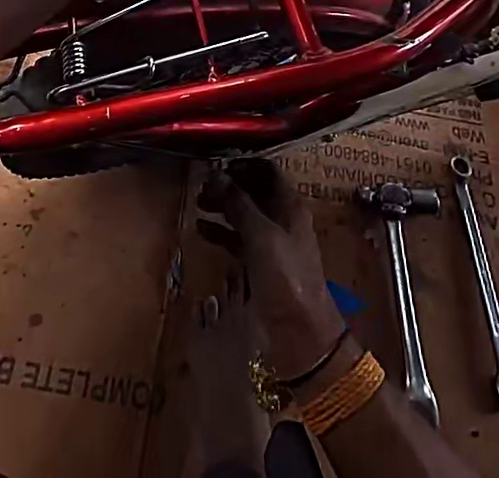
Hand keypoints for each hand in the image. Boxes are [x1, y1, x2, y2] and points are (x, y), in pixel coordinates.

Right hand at [199, 160, 348, 378]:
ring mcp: (271, 243)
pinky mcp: (260, 264)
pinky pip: (237, 239)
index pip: (266, 171)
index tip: (215, 164)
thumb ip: (238, 203)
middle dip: (227, 185)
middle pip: (253, 191)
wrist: (301, 334)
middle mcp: (281, 220)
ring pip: (243, 214)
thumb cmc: (286, 279)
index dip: (242, 164)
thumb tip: (215, 173)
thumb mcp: (261, 236)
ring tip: (197, 203)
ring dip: (221, 206)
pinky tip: (201, 231)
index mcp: (290, 207)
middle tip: (201, 184)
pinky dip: (220, 232)